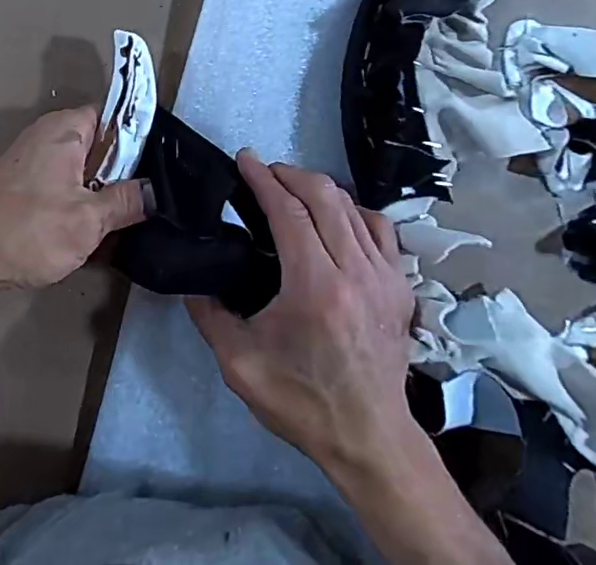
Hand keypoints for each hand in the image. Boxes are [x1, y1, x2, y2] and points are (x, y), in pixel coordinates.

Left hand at [0, 107, 149, 296]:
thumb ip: (127, 202)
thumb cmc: (23, 231)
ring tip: (115, 220)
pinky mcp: (22, 187)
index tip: (159, 166)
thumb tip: (155, 193)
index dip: (141, 138)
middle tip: (141, 199)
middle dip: (121, 172)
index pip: (117, 115)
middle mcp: (47, 136)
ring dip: (99, 194)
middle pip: (102, 145)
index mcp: (66, 128)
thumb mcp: (88, 221)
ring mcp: (32, 162)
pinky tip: (84, 231)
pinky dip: (77, 204)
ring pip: (83, 170)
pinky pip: (64, 186)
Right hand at [187, 150, 417, 474]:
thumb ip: (210, 316)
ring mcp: (385, 274)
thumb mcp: (241, 365)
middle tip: (265, 171)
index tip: (245, 159)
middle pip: (324, 195)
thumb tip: (194, 283)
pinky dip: (354, 211)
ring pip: (352, 206)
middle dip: (290, 173)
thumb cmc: (303, 401)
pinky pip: (379, 228)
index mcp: (315, 285)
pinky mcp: (401, 284)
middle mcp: (355, 269)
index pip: (289, 210)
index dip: (263, 179)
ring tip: (294, 190)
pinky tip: (337, 218)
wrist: (369, 436)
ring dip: (320, 189)